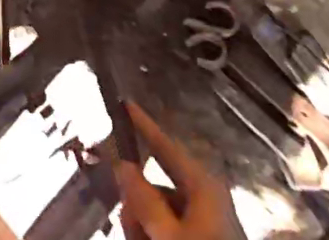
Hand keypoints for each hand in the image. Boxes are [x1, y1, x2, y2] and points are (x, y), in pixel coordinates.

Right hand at [114, 101, 239, 239]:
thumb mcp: (168, 236)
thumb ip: (143, 200)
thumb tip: (122, 164)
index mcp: (202, 186)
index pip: (164, 145)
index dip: (142, 125)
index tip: (122, 103)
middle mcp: (204, 197)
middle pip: (154, 184)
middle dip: (135, 203)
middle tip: (128, 226)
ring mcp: (205, 222)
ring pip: (156, 210)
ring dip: (141, 225)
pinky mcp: (203, 239)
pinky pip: (167, 228)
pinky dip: (153, 235)